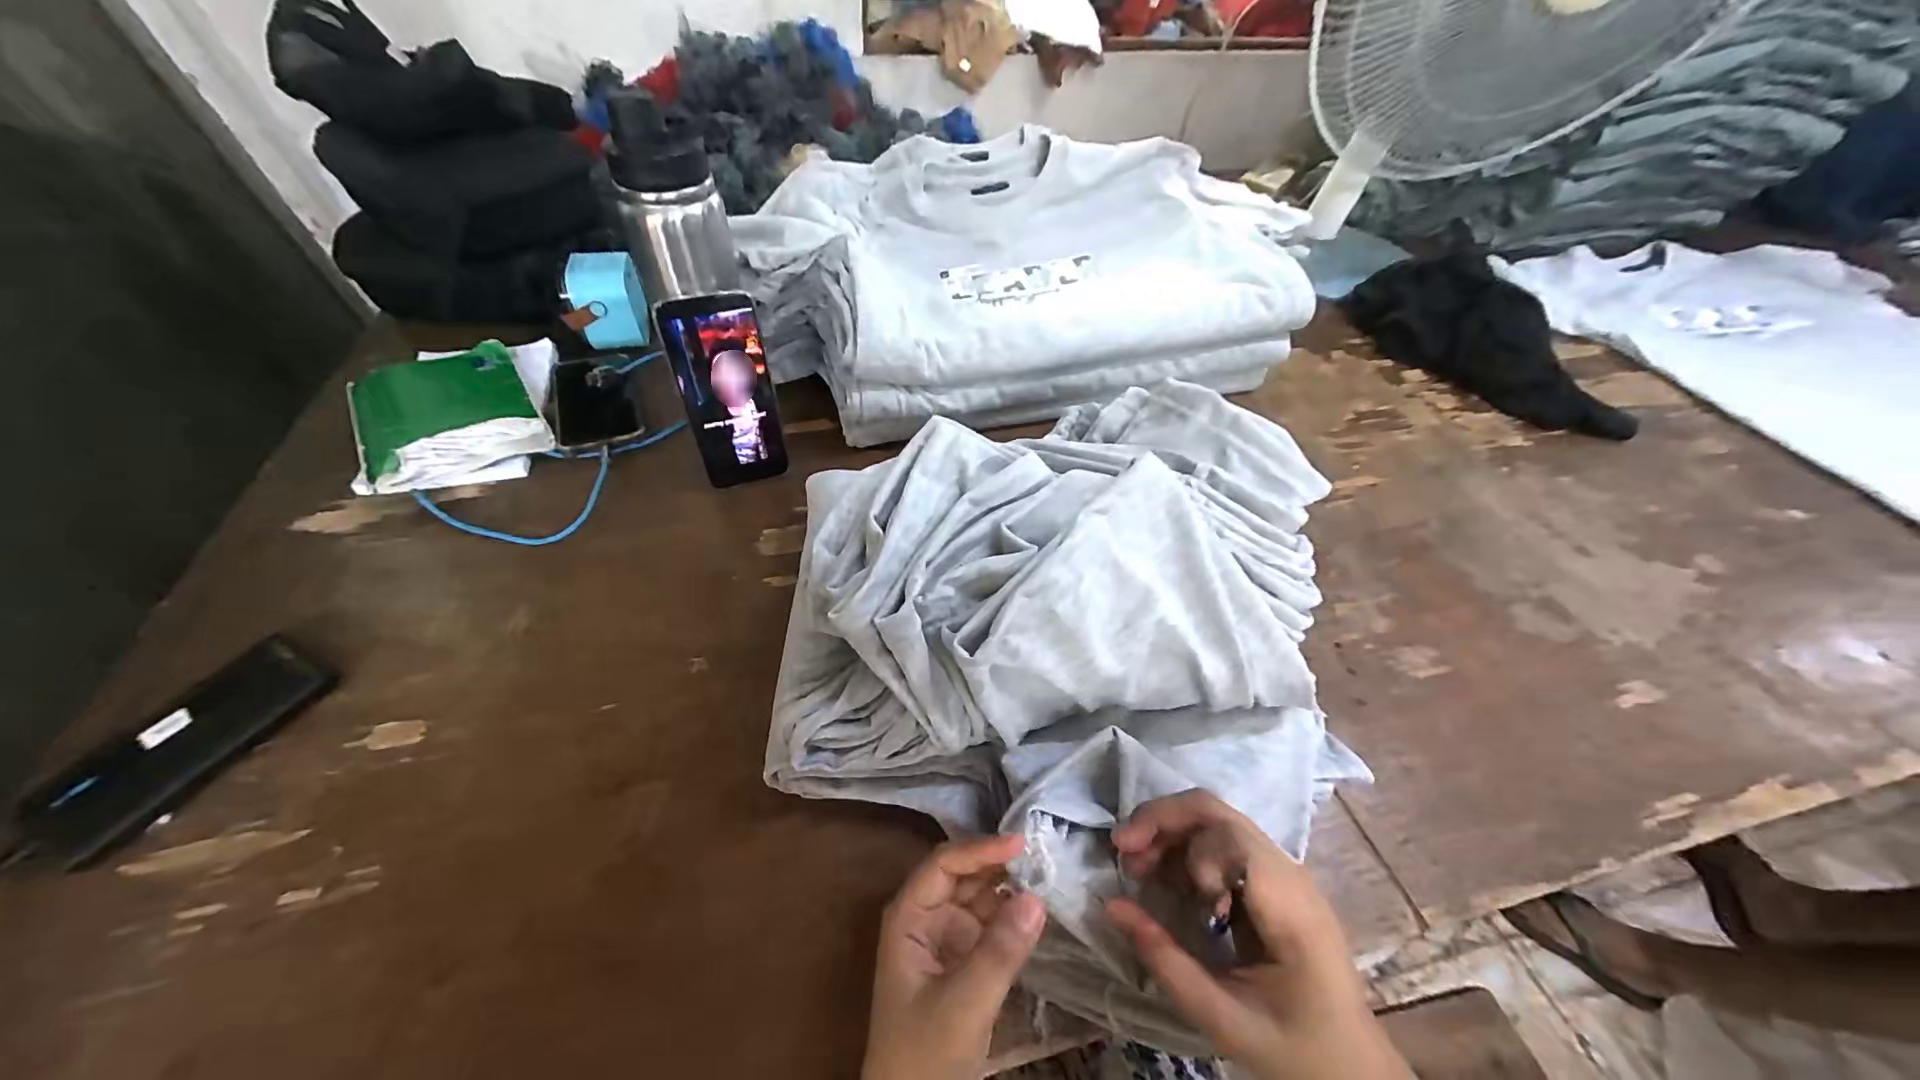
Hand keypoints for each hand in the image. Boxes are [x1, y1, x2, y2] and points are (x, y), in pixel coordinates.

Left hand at [863, 833, 1047, 1079]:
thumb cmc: (924, 1055)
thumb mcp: (962, 1004)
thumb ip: (999, 952)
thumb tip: (1037, 897)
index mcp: (909, 917)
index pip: (944, 864)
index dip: (980, 849)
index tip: (1022, 844)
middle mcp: (928, 919)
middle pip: (965, 876)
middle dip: (1000, 864)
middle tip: (1044, 855)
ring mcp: (948, 941)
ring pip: (982, 900)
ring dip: (1011, 888)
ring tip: (1050, 875)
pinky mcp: (967, 965)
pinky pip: (993, 929)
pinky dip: (1015, 918)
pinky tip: (1041, 911)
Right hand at [1105, 791, 1410, 1079]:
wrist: (1354, 1070)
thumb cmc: (1294, 1049)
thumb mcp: (1222, 1017)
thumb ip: (1165, 959)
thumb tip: (1110, 903)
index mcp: (1289, 909)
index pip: (1229, 835)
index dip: (1176, 835)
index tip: (1134, 866)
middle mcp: (1289, 875)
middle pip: (1217, 813)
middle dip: (1161, 822)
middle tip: (1124, 853)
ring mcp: (1284, 873)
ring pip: (1216, 820)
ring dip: (1170, 832)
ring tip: (1137, 868)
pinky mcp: (1274, 880)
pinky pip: (1224, 842)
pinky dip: (1186, 848)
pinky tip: (1167, 879)